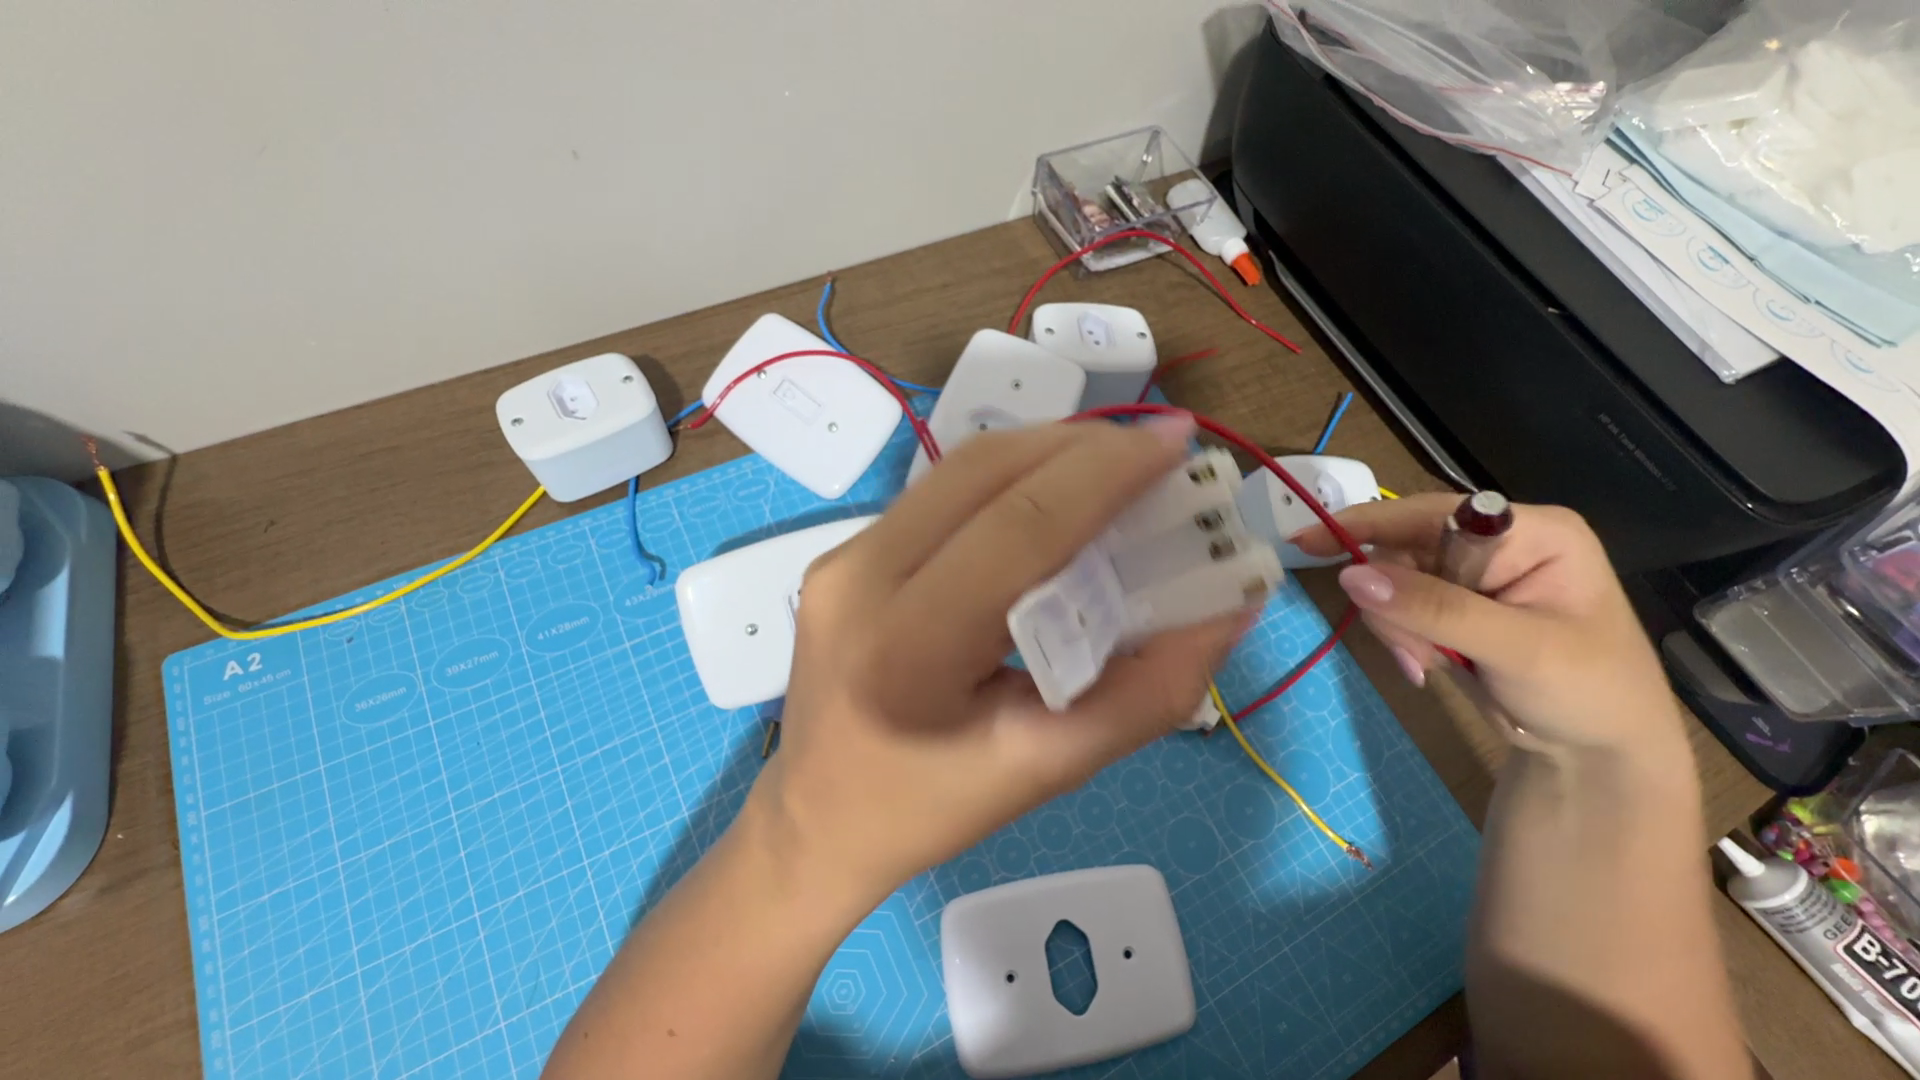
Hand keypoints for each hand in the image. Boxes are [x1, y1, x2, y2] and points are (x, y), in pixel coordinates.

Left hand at [748, 416, 1252, 905]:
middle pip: (983, 472)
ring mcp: (839, 558)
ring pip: (957, 471)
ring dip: (1044, 454)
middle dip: (1082, 447)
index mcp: (907, 648)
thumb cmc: (932, 808)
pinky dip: (1005, 481)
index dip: (1104, 474)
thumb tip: (1228, 606)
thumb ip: (1150, 691)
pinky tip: (1051, 498)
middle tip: (1157, 451)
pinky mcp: (839, 554)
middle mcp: (859, 579)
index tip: (1174, 448)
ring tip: (1115, 465)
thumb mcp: (1051, 767)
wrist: (816, 819)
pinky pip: (936, 496)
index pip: (1019, 526)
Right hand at [1292, 494, 1685, 753]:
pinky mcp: (1451, 608)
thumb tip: (1351, 576)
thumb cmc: (1589, 692)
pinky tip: (1429, 665)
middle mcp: (1495, 543)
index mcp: (1530, 531)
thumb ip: (1437, 610)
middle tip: (1414, 653)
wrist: (1599, 754)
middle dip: (1394, 602)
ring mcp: (1471, 577)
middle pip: (1403, 549)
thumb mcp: (1519, 649)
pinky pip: (1398, 610)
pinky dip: (1401, 639)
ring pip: (1391, 583)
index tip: (1308, 541)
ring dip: (1398, 627)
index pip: (1431, 513)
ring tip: (1430, 664)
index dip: (1369, 524)